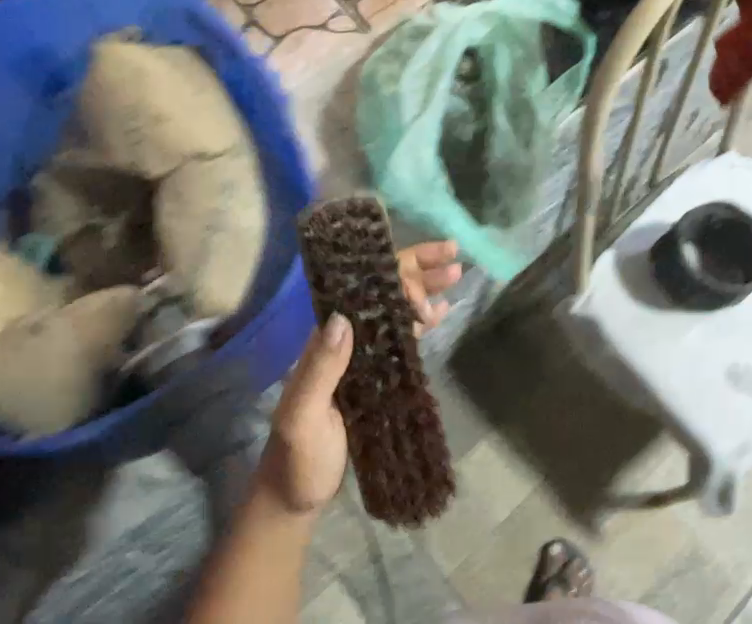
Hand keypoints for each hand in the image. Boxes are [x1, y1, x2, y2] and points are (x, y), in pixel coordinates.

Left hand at [255, 241, 463, 514]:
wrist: (295, 495)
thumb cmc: (298, 457)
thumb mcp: (303, 415)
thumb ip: (321, 367)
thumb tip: (343, 316)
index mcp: (326, 339)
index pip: (363, 289)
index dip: (396, 276)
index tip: (425, 286)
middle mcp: (345, 339)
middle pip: (383, 291)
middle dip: (417, 269)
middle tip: (453, 257)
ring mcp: (362, 356)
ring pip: (395, 309)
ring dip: (424, 288)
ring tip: (456, 272)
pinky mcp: (376, 376)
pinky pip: (401, 336)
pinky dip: (422, 319)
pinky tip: (441, 311)